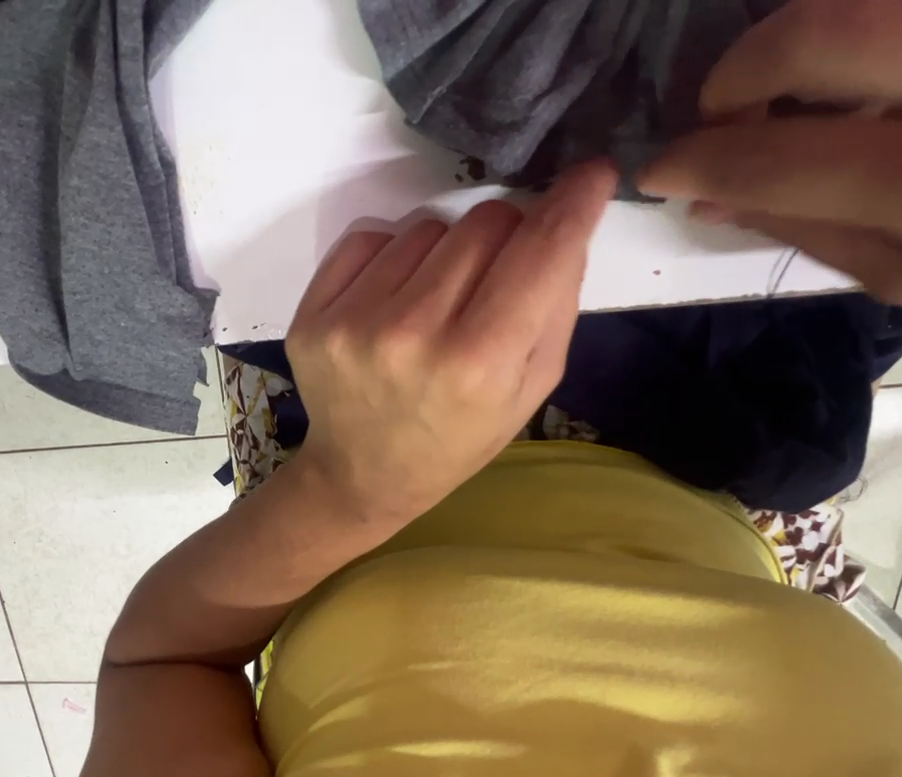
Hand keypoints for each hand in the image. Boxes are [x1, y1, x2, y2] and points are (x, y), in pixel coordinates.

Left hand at [282, 161, 613, 530]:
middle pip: (484, 222)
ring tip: (435, 304)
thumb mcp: (530, 389)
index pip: (539, 249)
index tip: (589, 177)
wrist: (365, 475)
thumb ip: (556, 304)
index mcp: (479, 363)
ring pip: (426, 226)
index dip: (573, 203)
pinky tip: (393, 301)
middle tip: (495, 277)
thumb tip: (568, 216)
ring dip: (443, 251)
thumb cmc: (458, 437)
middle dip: (505, 237)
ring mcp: (353, 324)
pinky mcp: (312, 317)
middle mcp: (413, 335)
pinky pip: (369, 238)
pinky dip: (390, 256)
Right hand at [639, 0, 901, 312]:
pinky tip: (891, 55)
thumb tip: (718, 195)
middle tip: (731, 106)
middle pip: (816, 26)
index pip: (774, 153)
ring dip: (814, 32)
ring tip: (813, 80)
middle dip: (742, 70)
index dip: (695, 158)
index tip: (661, 166)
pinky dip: (887, 19)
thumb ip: (814, 231)